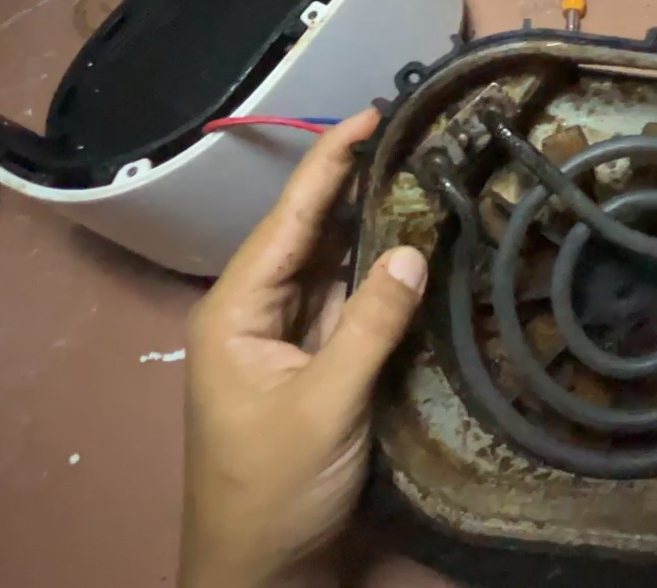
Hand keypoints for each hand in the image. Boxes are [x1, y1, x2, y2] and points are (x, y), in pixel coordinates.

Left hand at [180, 110, 428, 587]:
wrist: (258, 570)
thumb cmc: (271, 488)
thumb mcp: (322, 405)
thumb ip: (369, 325)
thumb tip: (413, 249)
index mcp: (237, 307)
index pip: (290, 217)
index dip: (330, 161)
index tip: (371, 115)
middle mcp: (259, 306)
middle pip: (312, 229)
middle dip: (355, 180)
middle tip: (410, 135)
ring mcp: (289, 330)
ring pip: (334, 259)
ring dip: (372, 219)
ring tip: (419, 171)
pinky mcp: (317, 352)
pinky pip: (350, 295)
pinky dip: (380, 266)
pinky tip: (413, 239)